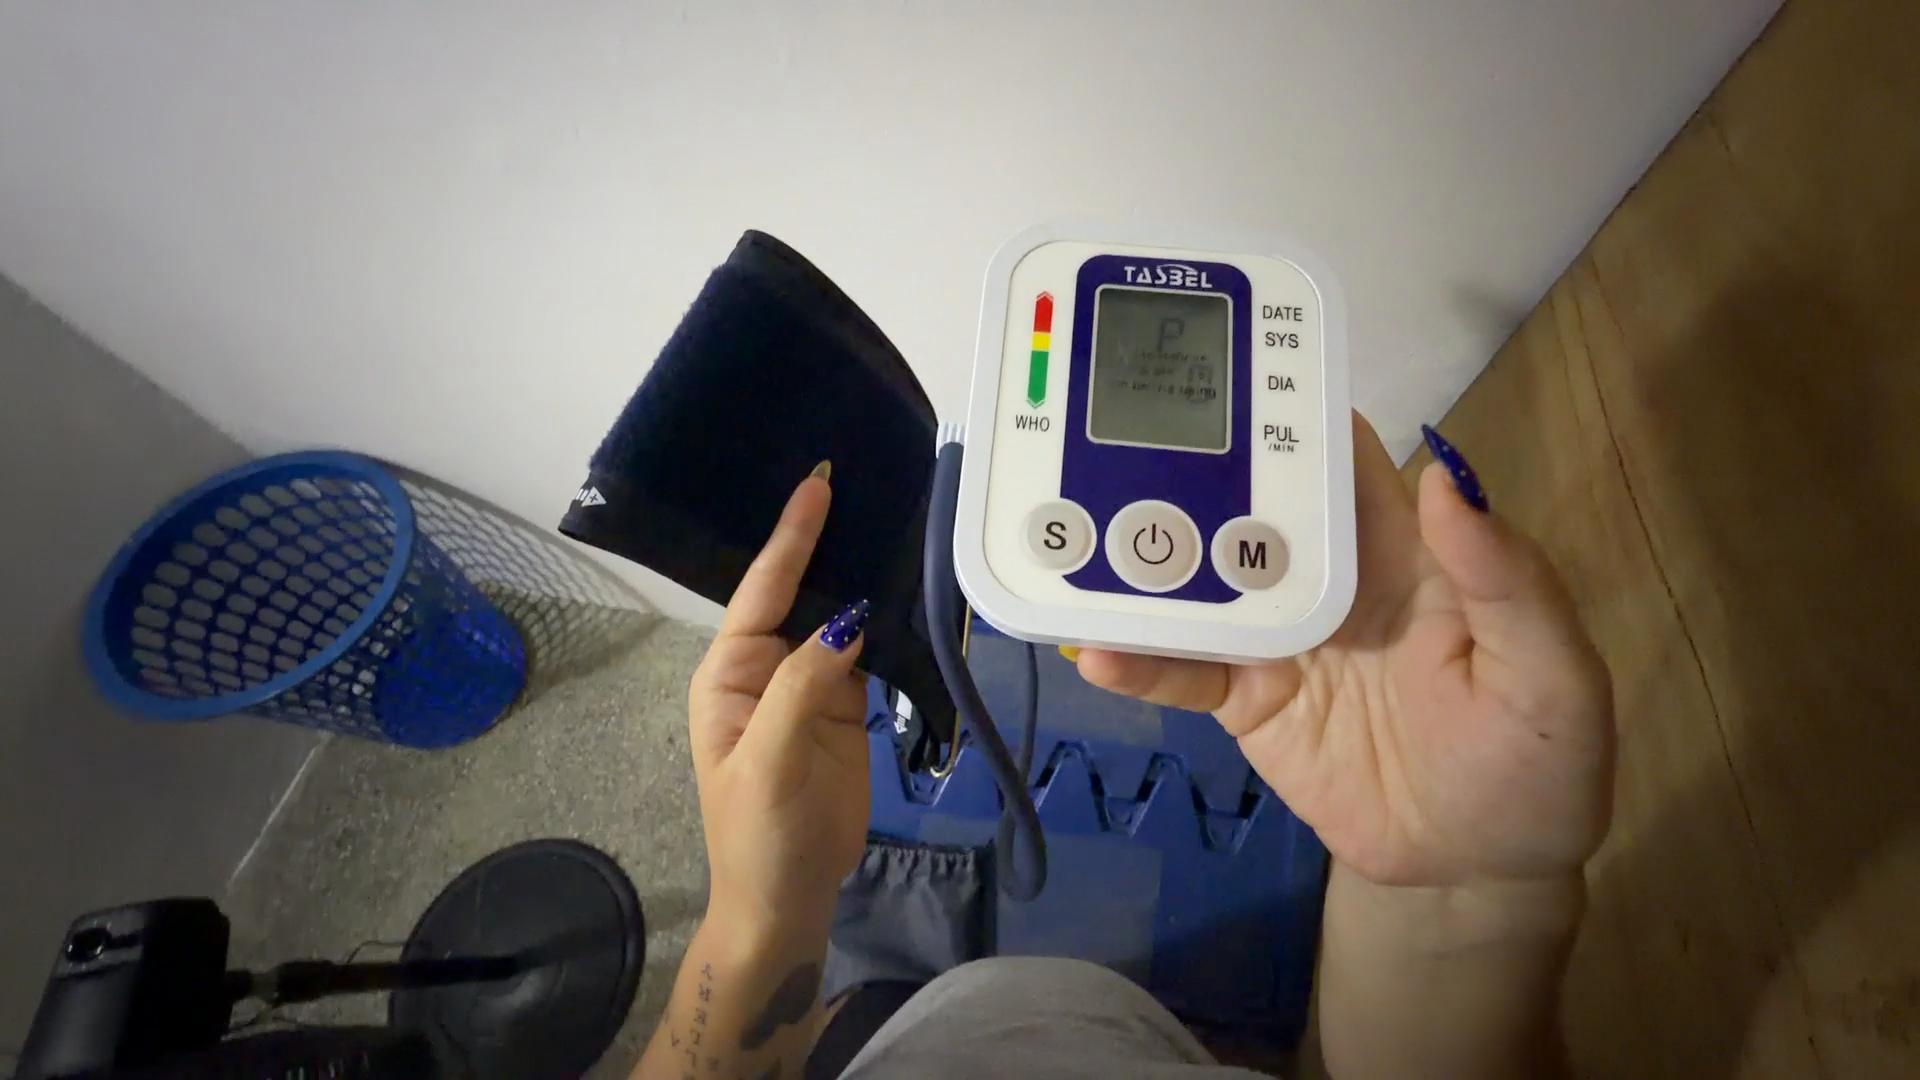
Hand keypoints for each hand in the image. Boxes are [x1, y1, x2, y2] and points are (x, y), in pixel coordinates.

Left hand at [688, 471, 872, 929]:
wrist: (791, 893)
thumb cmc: (760, 830)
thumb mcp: (769, 758)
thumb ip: (804, 685)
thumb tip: (851, 619)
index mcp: (730, 672)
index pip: (761, 591)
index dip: (790, 539)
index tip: (816, 488)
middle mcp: (768, 666)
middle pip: (800, 593)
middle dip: (824, 543)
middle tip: (857, 485)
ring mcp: (810, 682)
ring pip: (838, 616)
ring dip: (859, 576)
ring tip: (889, 522)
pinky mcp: (846, 702)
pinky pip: (867, 650)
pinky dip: (885, 621)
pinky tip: (905, 586)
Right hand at [1076, 414, 1614, 886]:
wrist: (1462, 869)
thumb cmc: (1529, 767)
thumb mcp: (1550, 677)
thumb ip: (1507, 582)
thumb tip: (1441, 475)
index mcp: (1394, 554)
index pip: (1334, 467)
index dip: (1286, 418)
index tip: (1220, 375)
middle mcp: (1318, 580)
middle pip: (1241, 514)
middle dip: (1183, 479)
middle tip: (1108, 445)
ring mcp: (1269, 637)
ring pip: (1195, 587)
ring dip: (1139, 570)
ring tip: (1073, 548)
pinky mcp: (1239, 695)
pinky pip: (1183, 673)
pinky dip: (1140, 663)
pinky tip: (1095, 653)